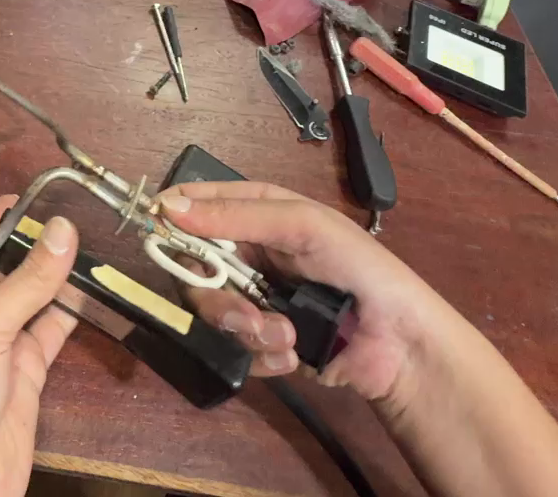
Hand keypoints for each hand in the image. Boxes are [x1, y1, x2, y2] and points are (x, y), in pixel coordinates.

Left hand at [0, 195, 79, 496]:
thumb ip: (28, 280)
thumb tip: (64, 228)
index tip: (29, 197)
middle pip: (3, 267)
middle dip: (33, 244)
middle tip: (74, 214)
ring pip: (30, 296)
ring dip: (56, 274)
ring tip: (92, 241)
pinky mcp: (25, 370)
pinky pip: (50, 329)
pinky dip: (71, 309)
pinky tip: (94, 286)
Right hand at [158, 181, 461, 407]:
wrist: (403, 345)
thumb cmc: (356, 267)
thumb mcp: (299, 226)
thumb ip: (233, 216)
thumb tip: (168, 207)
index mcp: (254, 212)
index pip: (195, 202)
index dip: (171, 213)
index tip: (154, 229)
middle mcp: (246, 251)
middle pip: (193, 264)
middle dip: (215, 293)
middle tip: (245, 311)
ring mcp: (251, 296)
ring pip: (211, 309)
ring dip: (245, 327)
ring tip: (284, 336)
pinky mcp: (262, 339)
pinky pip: (234, 345)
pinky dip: (261, 353)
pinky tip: (292, 354)